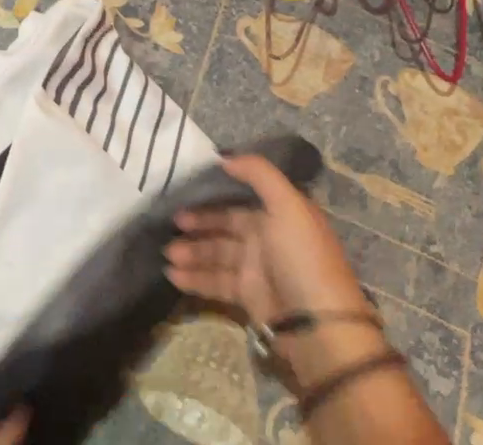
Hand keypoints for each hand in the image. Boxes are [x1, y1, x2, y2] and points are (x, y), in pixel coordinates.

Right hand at [163, 154, 366, 327]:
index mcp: (282, 213)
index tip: (187, 187)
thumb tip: (225, 158)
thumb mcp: (287, 205)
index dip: (217, 191)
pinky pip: (215, 281)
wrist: (315, 324)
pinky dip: (194, 278)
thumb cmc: (301, 257)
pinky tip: (172, 276)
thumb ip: (259, 174)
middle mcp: (269, 236)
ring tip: (167, 254)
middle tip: (172, 221)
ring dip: (192, 251)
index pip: (244, 195)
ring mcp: (257, 267)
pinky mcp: (247, 295)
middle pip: (226, 223)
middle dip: (199, 222)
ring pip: (217, 252)